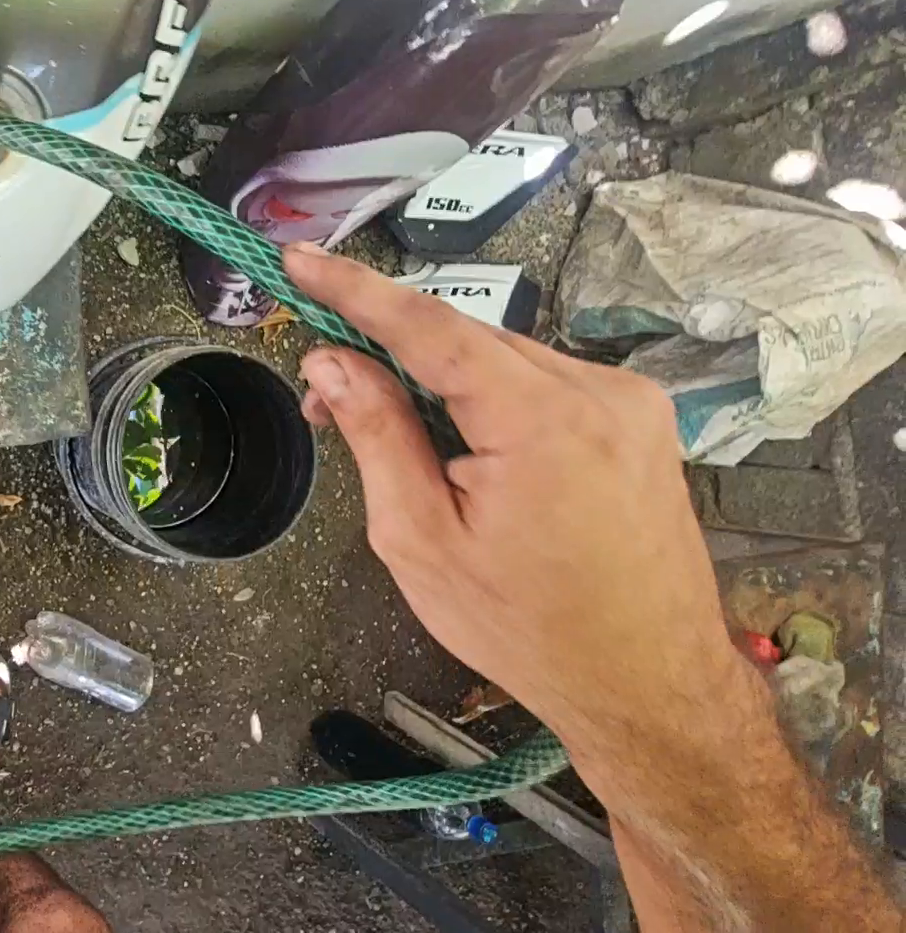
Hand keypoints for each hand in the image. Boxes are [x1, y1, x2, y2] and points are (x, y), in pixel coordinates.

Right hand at [282, 244, 734, 779]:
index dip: (354, 289)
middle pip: (460, 338)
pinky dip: (468, 392)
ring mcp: (624, 403)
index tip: (299, 259)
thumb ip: (376, 433)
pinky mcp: (630, 420)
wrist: (648, 688)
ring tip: (368, 423)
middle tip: (317, 396)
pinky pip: (526, 379)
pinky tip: (437, 433)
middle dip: (379, 352)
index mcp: (544, 422)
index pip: (429, 328)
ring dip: (422, 376)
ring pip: (491, 356)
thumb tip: (330, 361)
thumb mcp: (418, 535)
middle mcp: (598, 393)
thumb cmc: (521, 624)